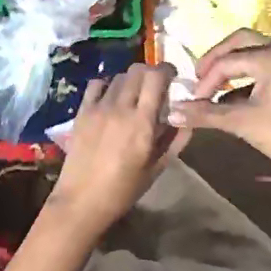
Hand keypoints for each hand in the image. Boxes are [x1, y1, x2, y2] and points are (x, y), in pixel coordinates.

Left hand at [46, 64, 187, 237]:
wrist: (82, 200)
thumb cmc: (124, 189)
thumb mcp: (157, 168)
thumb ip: (176, 140)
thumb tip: (188, 117)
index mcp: (142, 122)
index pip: (156, 77)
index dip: (167, 70)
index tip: (172, 78)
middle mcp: (121, 107)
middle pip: (137, 70)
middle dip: (151, 72)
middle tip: (155, 86)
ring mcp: (98, 107)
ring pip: (119, 76)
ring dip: (131, 80)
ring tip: (134, 95)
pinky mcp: (82, 111)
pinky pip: (97, 84)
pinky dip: (108, 85)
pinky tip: (111, 98)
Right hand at [168, 30, 270, 205]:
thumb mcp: (245, 124)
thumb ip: (207, 115)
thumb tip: (171, 111)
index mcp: (270, 56)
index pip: (226, 60)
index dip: (205, 80)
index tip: (193, 101)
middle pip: (242, 41)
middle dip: (218, 59)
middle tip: (201, 79)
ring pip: (258, 53)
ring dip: (235, 68)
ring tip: (218, 92)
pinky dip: (252, 77)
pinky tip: (243, 101)